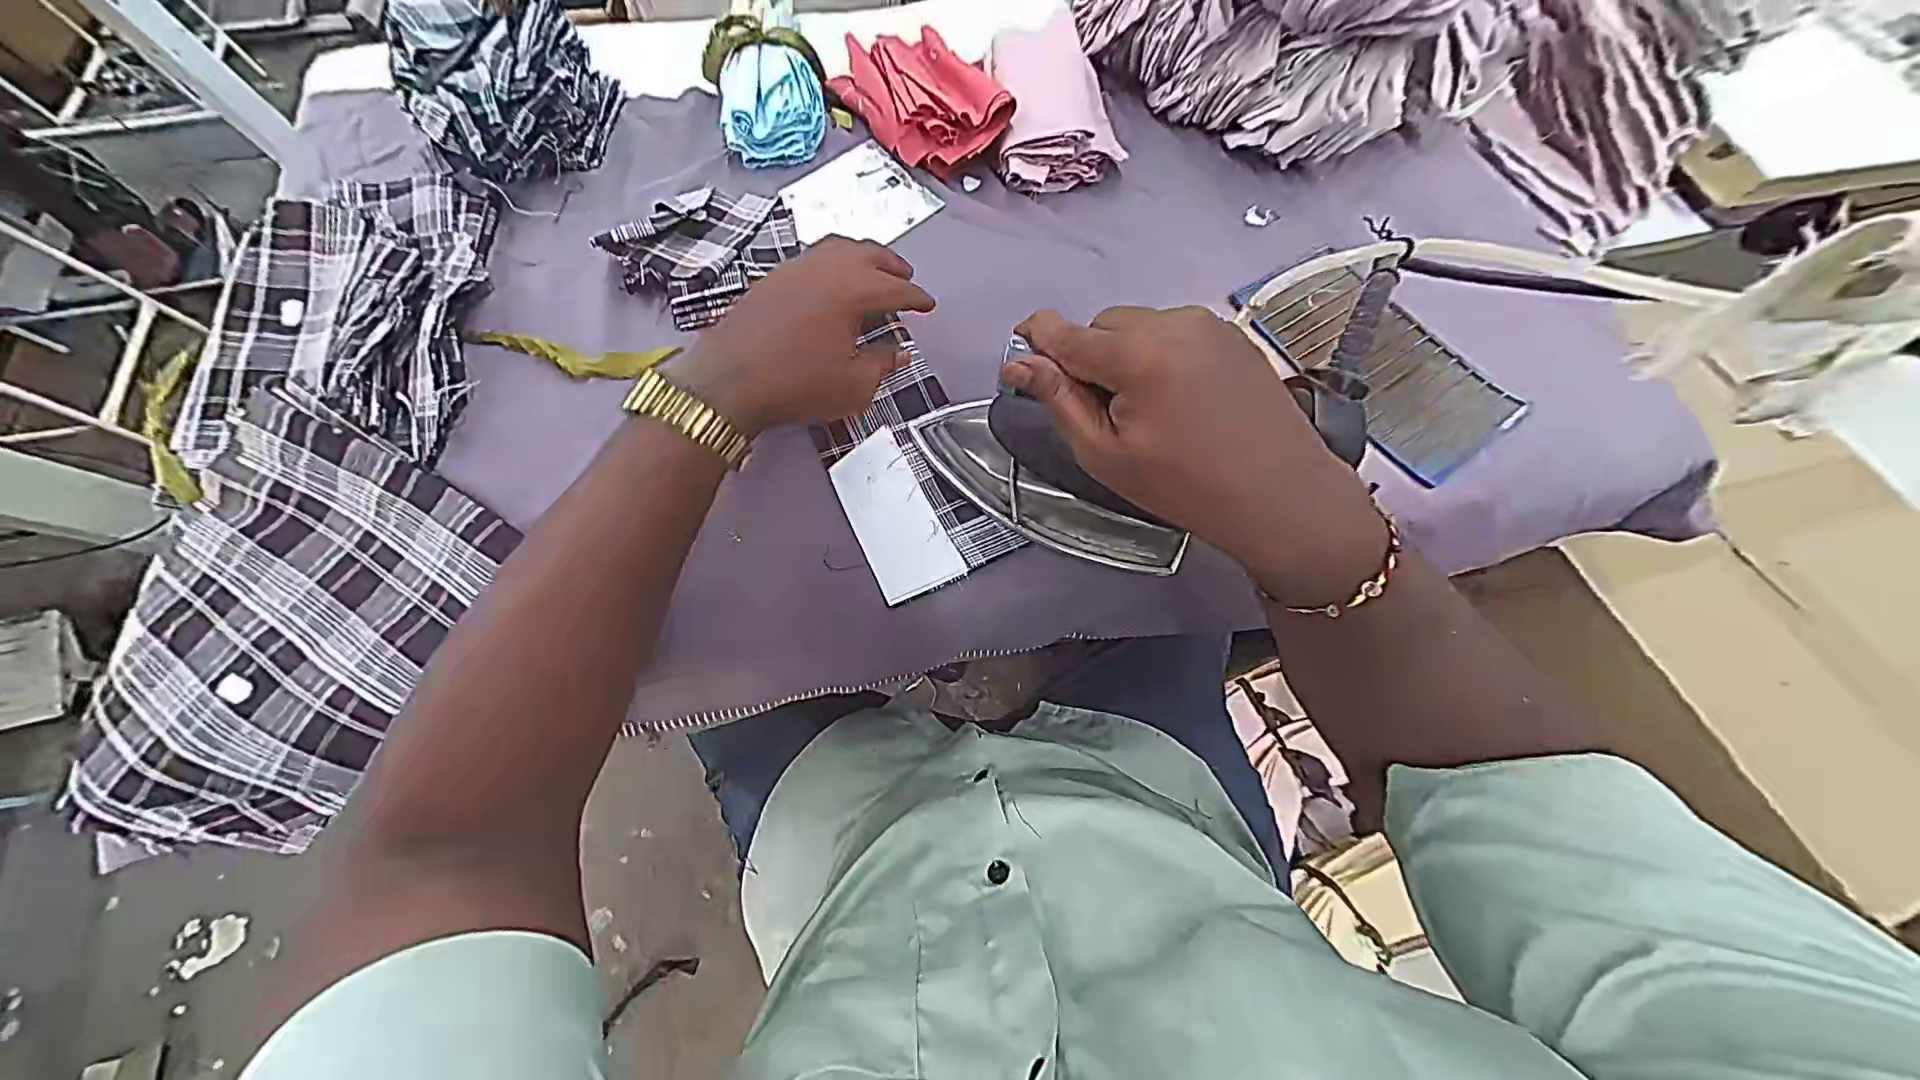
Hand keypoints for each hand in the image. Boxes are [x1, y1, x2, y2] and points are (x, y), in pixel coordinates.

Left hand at [660, 237, 936, 436]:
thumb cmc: (794, 384)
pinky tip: (832, 284)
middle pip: (868, 255)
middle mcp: (823, 269)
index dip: (916, 298)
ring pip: (837, 249)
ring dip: (862, 258)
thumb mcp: (853, 385)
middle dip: (892, 266)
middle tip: (905, 279)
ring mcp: (793, 270)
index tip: (926, 305)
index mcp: (850, 290)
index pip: (895, 289)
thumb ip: (882, 364)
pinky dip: (833, 264)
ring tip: (872, 273)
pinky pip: (812, 260)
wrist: (729, 382)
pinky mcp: (771, 280)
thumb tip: (896, 354)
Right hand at [1007, 306, 1385, 604]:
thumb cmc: (1189, 486)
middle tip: (1099, 411)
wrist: (1279, 495)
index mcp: (1140, 354)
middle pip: (1103, 325)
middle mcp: (1175, 324)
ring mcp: (1208, 326)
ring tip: (1143, 410)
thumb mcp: (1106, 454)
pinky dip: (1156, 355)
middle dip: (1088, 358)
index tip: (1020, 351)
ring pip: (1138, 326)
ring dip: (1123, 356)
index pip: (1067, 332)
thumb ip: (1059, 400)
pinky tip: (1173, 400)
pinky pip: (1172, 332)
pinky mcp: (1230, 336)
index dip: (1036, 340)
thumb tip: (1022, 365)